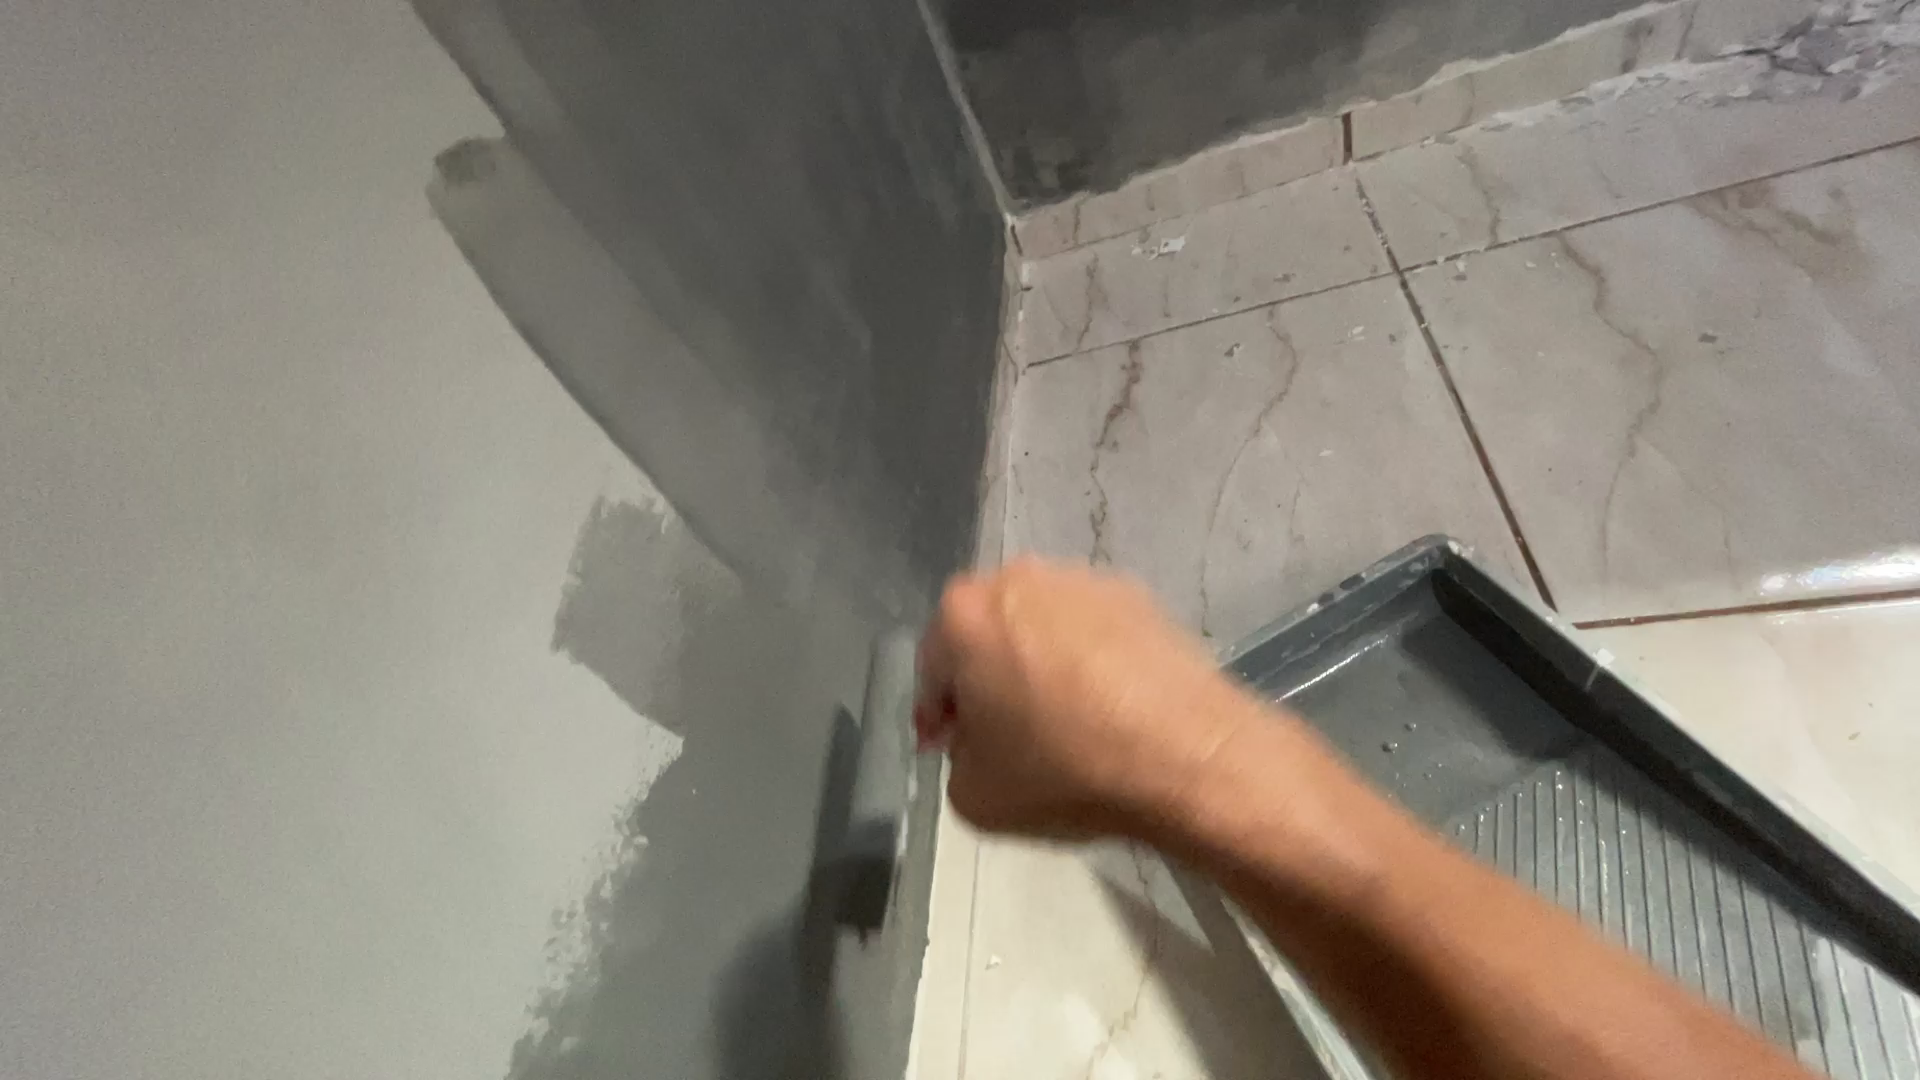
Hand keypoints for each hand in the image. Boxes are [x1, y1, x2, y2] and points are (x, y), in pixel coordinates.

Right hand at [915, 558, 1262, 838]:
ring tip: (1061, 717)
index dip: (937, 714)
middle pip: (983, 634)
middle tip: (1001, 729)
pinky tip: (1105, 703)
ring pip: (1037, 625)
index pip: (932, 669)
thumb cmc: (1064, 769)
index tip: (948, 745)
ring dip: (1034, 661)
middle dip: (983, 678)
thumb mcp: (972, 794)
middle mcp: (1018, 577)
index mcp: (964, 614)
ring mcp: (1081, 579)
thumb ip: (956, 755)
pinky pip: (1088, 628)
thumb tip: (978, 738)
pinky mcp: (1135, 593)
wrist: (1186, 754)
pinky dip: (1085, 658)